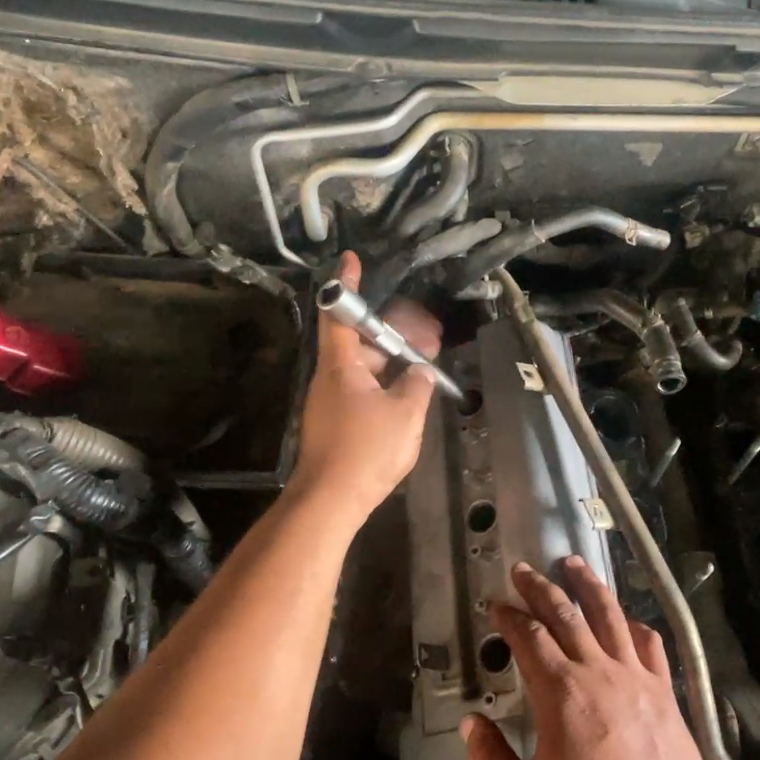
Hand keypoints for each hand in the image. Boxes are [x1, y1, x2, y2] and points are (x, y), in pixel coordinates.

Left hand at [288, 252, 440, 521]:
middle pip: (360, 342)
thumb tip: (420, 372)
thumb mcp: (405, 414)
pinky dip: (386, 384)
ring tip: (427, 364)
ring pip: (365, 369)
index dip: (347, 285)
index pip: (339, 313)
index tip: (352, 259)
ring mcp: (330, 402)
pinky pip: (363, 391)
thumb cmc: (366, 450)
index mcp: (340, 366)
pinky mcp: (336, 424)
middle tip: (429, 333)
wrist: (331, 500)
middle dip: (394, 333)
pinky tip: (409, 395)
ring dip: (393, 362)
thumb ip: (417, 385)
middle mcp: (330, 378)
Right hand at [461, 558, 738, 759]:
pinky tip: (627, 618)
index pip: (530, 637)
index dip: (510, 616)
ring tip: (573, 562)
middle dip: (541, 587)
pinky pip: (648, 643)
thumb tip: (472, 724)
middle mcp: (599, 671)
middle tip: (523, 568)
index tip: (496, 604)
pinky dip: (633, 623)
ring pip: (610, 615)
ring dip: (588, 585)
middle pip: (567, 613)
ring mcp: (638, 677)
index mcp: (560, 691)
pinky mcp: (665, 692)